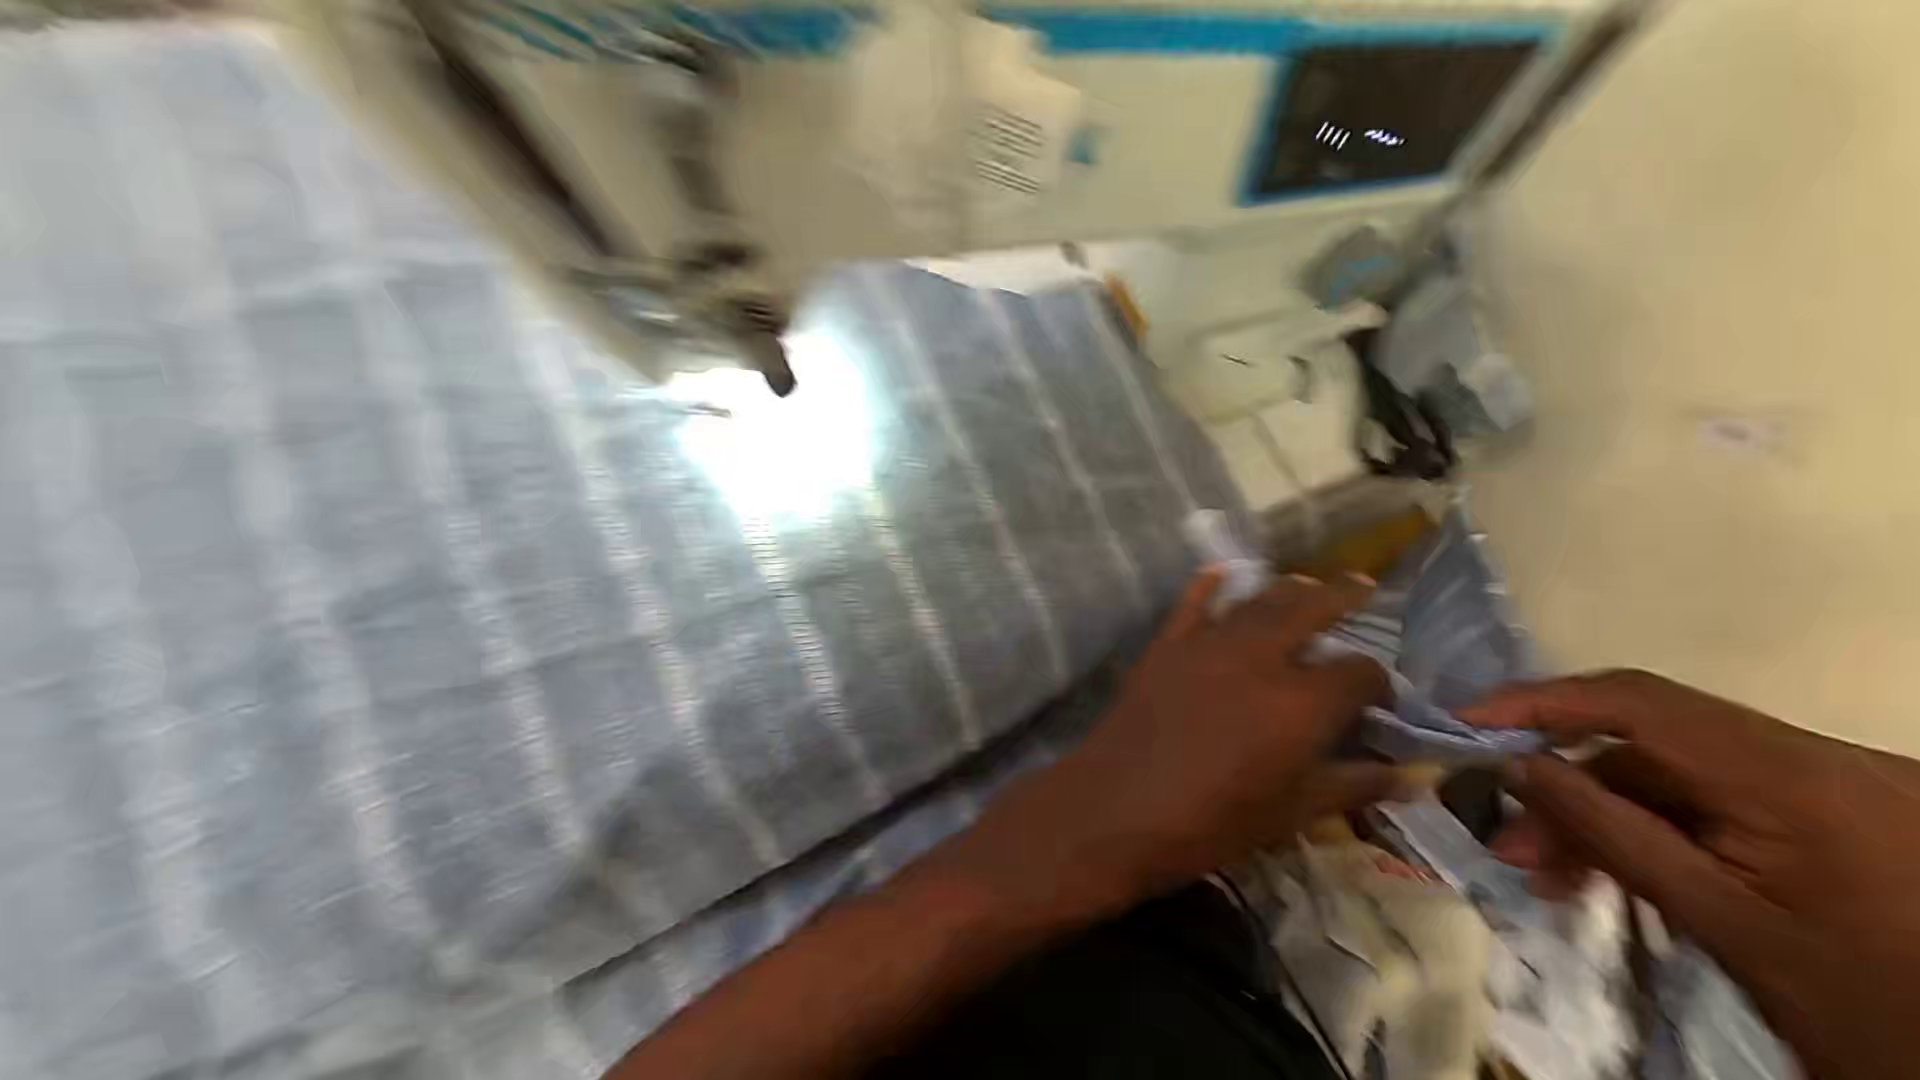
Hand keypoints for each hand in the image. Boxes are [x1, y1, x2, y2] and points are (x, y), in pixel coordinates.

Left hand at [941, 570, 1403, 919]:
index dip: (1378, 682)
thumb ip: (1351, 786)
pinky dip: (1211, 584)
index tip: (1377, 697)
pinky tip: (1223, 572)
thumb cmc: (1210, 823)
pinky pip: (1192, 603)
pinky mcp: (1166, 644)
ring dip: (1287, 588)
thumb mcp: (1291, 814)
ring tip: (1306, 583)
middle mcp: (1259, 658)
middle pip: (1310, 610)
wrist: (1116, 806)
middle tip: (1361, 587)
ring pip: (1257, 600)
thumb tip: (1408, 777)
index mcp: (1301, 702)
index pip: (1360, 672)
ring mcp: (1207, 644)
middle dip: (1341, 597)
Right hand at [1466, 670, 1919, 1079]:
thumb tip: (1515, 765)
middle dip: (1564, 791)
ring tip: (1547, 875)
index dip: (1540, 702)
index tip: (1465, 723)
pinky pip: (1709, 804)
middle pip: (1647, 748)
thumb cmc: (1873, 1007)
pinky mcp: (1830, 814)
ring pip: (1671, 780)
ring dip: (1600, 821)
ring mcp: (1829, 786)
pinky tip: (1610, 875)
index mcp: (1800, 778)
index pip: (1638, 701)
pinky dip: (1650, 834)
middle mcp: (1819, 761)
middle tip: (1507, 843)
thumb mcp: (1724, 924)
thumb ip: (1610, 831)